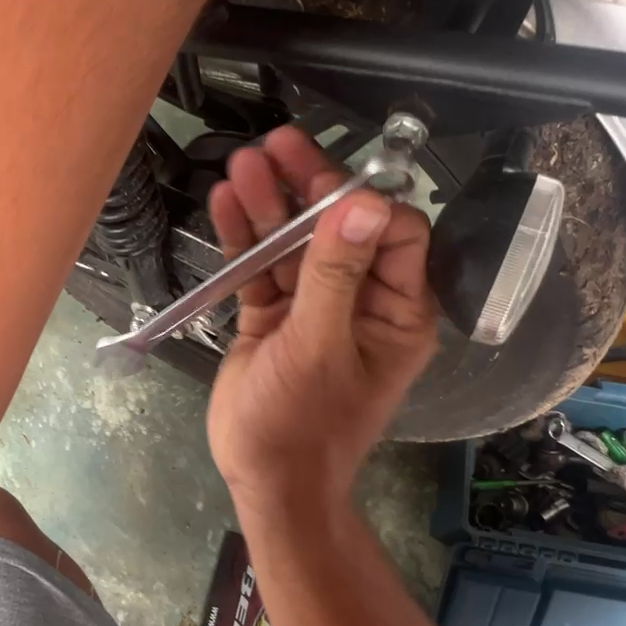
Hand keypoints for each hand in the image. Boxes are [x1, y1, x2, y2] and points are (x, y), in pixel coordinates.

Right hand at [205, 126, 438, 513]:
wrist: (265, 480)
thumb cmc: (303, 424)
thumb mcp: (319, 347)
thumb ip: (336, 274)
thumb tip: (365, 203)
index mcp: (396, 313)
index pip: (397, 236)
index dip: (366, 202)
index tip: (328, 178)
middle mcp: (360, 303)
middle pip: (339, 230)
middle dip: (309, 188)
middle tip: (276, 146)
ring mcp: (313, 310)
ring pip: (295, 245)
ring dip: (270, 206)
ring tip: (242, 165)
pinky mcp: (274, 319)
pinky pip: (262, 270)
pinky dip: (245, 240)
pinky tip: (227, 203)